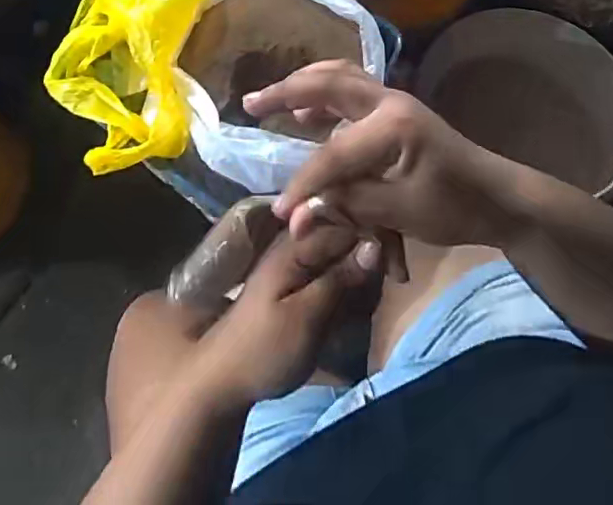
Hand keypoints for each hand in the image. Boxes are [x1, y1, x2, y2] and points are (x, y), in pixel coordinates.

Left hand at [184, 219, 380, 409]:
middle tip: (368, 305)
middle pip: (345, 244)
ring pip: (340, 266)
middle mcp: (295, 252)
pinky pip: (330, 283)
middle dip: (364, 271)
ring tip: (358, 317)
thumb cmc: (263, 349)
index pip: (345, 227)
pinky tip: (346, 322)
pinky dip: (343, 300)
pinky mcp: (294, 292)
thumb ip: (340, 278)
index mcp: (294, 249)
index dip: (372, 243)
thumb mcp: (306, 316)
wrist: (221, 385)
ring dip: (356, 289)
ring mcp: (294, 271)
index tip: (391, 272)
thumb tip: (374, 245)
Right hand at [243, 61, 525, 249]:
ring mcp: (394, 101)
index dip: (303, 185)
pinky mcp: (396, 111)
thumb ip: (348, 206)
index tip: (281, 212)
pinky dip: (324, 93)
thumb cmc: (456, 206)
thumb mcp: (402, 213)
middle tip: (251, 103)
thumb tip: (299, 214)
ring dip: (305, 83)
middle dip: (287, 92)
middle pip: (329, 83)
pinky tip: (307, 112)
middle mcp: (390, 101)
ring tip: (273, 98)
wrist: (497, 195)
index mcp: (394, 125)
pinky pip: (351, 89)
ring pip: (341, 77)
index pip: (333, 154)